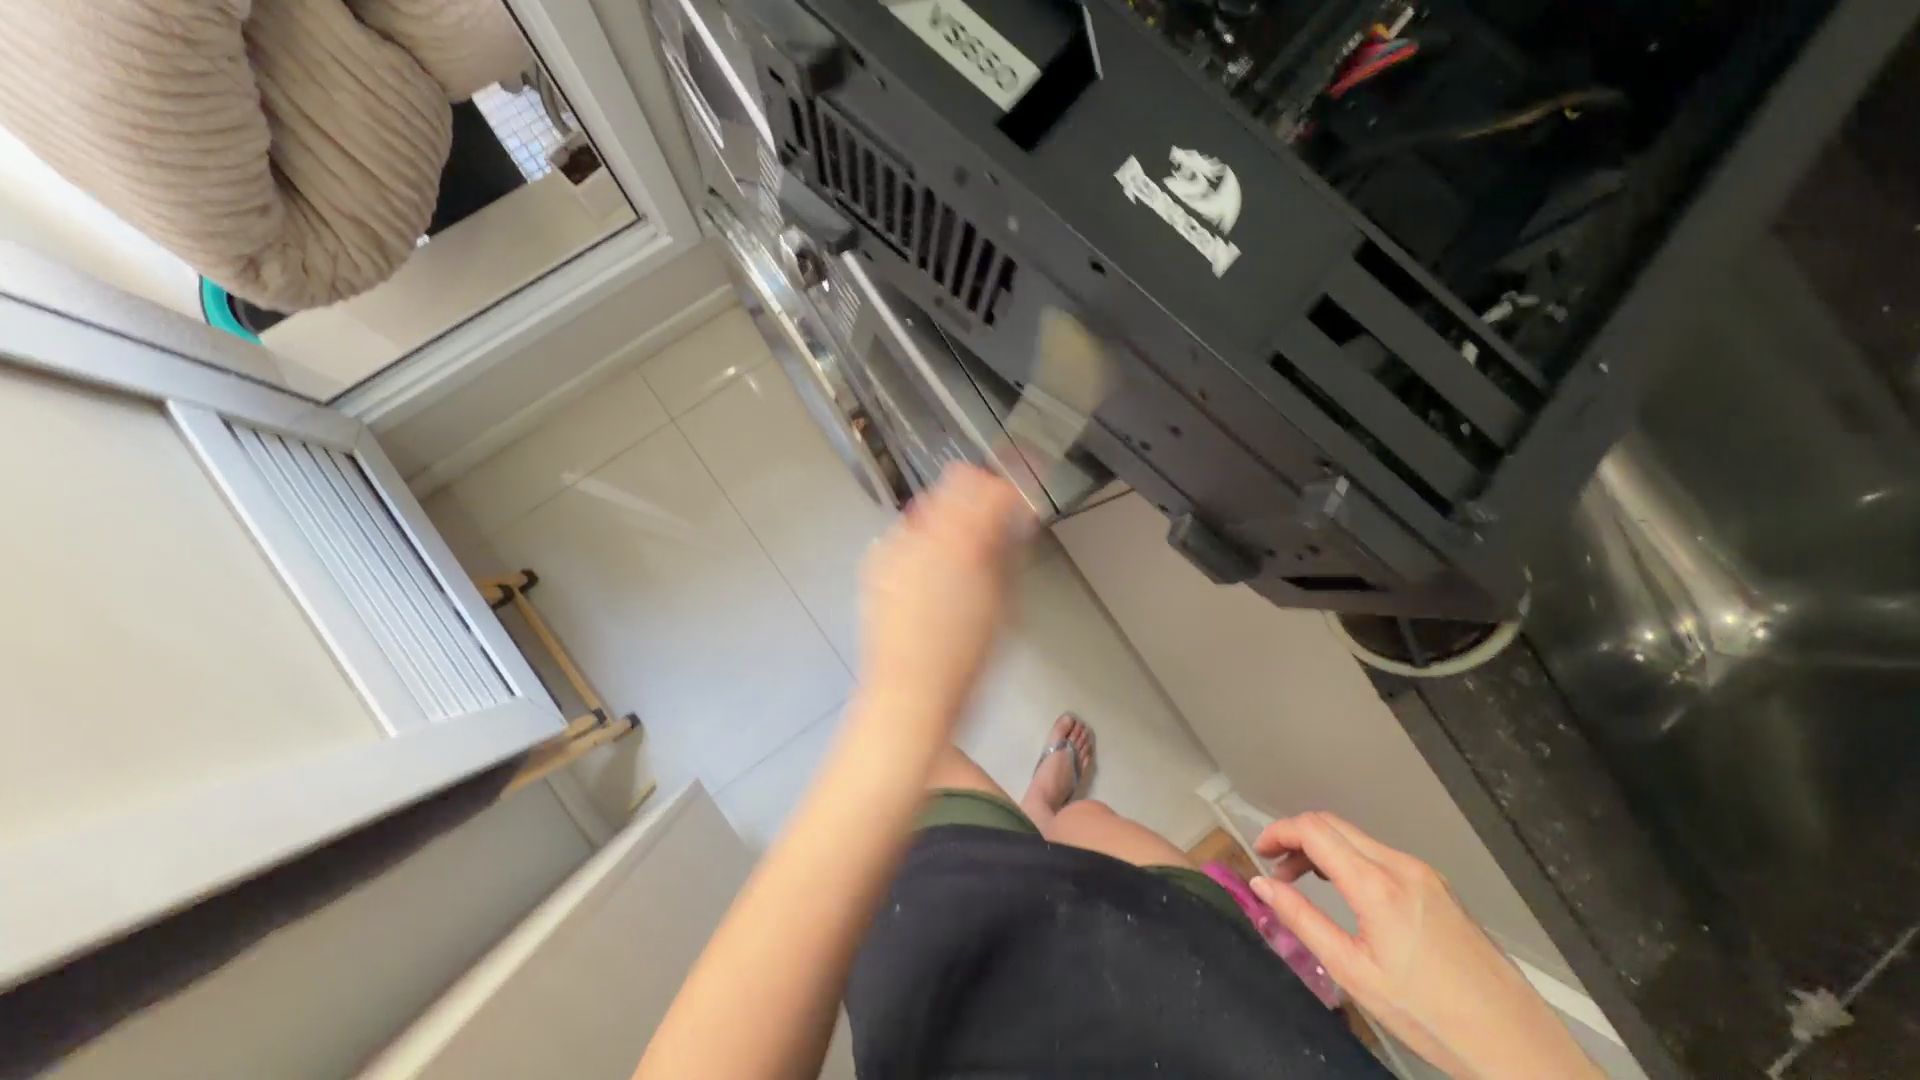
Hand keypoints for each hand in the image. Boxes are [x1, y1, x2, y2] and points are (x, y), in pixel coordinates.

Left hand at [857, 465, 1031, 730]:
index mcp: (964, 540)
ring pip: (928, 508)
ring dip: (948, 519)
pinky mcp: (874, 564)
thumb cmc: (963, 657)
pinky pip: (904, 536)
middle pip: (956, 485)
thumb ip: (1005, 551)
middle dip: (978, 498)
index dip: (1010, 490)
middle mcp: (924, 534)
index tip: (1019, 500)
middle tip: (994, 525)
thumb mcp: (1002, 601)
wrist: (909, 690)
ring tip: (962, 553)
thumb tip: (1010, 524)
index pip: (992, 488)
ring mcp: (895, 547)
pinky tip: (930, 572)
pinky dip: (920, 543)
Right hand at [1250, 813, 1603, 1079]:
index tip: (1258, 851)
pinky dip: (1351, 860)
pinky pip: (1382, 856)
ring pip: (1358, 839)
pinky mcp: (1438, 888)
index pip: (1313, 830)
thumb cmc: (1429, 1014)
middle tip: (1274, 868)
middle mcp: (1402, 867)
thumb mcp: (1352, 971)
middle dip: (1296, 837)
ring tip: (1302, 881)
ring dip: (1323, 848)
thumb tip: (1262, 885)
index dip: (1277, 832)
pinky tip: (1344, 891)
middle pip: (1334, 825)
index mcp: (1377, 886)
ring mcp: (1425, 875)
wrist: (1512, 1040)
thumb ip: (1301, 920)